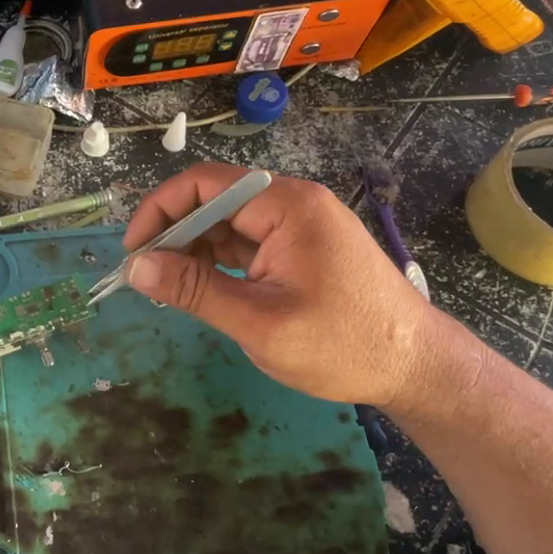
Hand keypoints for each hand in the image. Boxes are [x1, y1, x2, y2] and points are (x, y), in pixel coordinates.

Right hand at [122, 163, 460, 410]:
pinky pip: (245, 240)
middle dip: (173, 233)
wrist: (419, 369)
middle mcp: (293, 203)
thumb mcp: (260, 323)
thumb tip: (137, 267)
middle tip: (146, 275)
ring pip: (226, 222)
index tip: (134, 251)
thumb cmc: (344, 346)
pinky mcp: (300, 247)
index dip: (160, 210)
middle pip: (214, 199)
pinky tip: (202, 287)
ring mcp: (299, 224)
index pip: (206, 184)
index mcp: (288, 206)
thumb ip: (195, 290)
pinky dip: (217, 260)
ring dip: (193, 249)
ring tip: (170, 286)